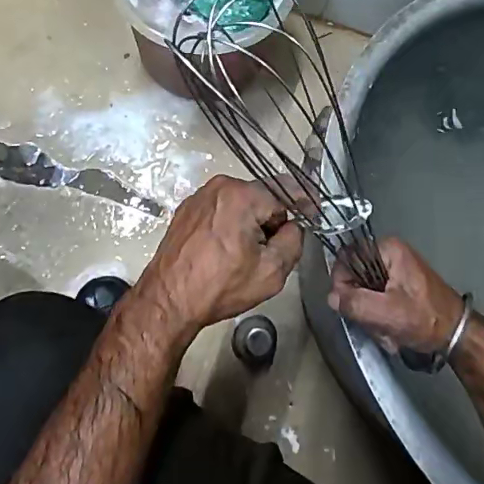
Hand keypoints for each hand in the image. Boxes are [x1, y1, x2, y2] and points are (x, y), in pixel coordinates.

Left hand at [134, 175, 302, 336]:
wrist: (169, 297)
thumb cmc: (219, 286)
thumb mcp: (271, 271)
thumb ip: (293, 241)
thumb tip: (292, 227)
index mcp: (241, 195)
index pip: (285, 191)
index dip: (304, 201)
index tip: (314, 210)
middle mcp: (219, 186)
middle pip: (261, 196)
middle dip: (273, 218)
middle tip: (272, 249)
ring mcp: (200, 195)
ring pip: (240, 202)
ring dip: (251, 221)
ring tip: (246, 254)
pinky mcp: (188, 208)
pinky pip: (221, 209)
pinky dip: (230, 223)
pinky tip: (226, 249)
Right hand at [328, 237, 464, 354]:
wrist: (460, 336)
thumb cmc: (427, 319)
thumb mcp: (387, 312)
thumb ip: (355, 303)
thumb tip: (332, 297)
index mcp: (388, 249)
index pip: (347, 257)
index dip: (342, 281)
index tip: (346, 303)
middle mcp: (391, 254)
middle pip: (356, 276)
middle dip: (361, 304)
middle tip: (373, 323)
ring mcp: (396, 271)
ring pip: (366, 291)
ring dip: (371, 315)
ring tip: (386, 331)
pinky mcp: (401, 286)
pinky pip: (377, 298)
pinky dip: (380, 316)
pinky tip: (391, 331)